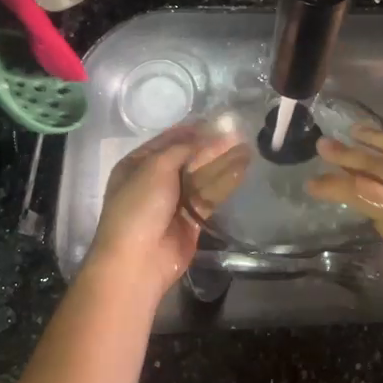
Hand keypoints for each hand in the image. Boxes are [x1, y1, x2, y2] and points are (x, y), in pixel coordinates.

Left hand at [85, 124, 248, 304]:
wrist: (137, 262)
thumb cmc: (139, 207)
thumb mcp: (156, 167)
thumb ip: (184, 148)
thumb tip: (208, 134)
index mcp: (137, 164)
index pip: (168, 140)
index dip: (193, 130)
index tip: (218, 121)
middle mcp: (154, 180)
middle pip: (188, 157)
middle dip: (211, 145)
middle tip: (237, 132)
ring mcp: (173, 201)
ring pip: (202, 175)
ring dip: (222, 161)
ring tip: (246, 146)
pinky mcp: (190, 219)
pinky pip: (209, 195)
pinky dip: (225, 182)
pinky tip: (242, 168)